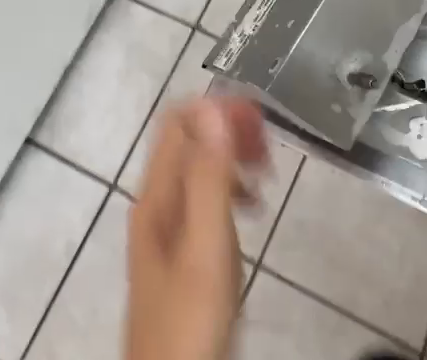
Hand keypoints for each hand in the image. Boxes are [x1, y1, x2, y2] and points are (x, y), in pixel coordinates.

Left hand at [126, 97, 269, 359]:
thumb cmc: (191, 318)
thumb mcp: (206, 246)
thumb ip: (209, 177)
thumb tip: (214, 108)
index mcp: (157, 195)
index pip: (181, 120)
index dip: (220, 108)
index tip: (261, 122)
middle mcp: (157, 201)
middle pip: (189, 137)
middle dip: (230, 130)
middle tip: (269, 150)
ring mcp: (166, 224)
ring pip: (199, 165)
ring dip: (234, 157)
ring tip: (268, 178)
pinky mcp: (181, 245)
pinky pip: (204, 194)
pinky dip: (232, 186)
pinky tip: (252, 209)